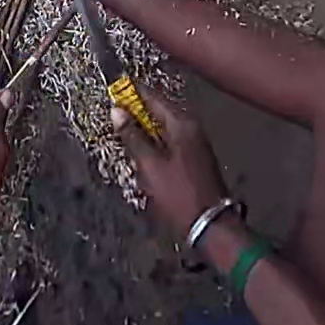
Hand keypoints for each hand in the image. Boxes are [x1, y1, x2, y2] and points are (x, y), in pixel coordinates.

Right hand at [111, 85, 226, 248]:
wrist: (212, 228)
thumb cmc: (179, 195)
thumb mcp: (150, 166)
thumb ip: (133, 136)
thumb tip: (117, 111)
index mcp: (181, 123)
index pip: (152, 97)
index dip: (131, 95)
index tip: (112, 95)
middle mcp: (191, 127)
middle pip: (158, 111)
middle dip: (136, 116)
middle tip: (116, 124)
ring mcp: (195, 142)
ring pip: (163, 128)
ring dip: (144, 133)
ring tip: (128, 144)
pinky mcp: (195, 157)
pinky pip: (170, 141)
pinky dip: (155, 145)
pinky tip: (145, 160)